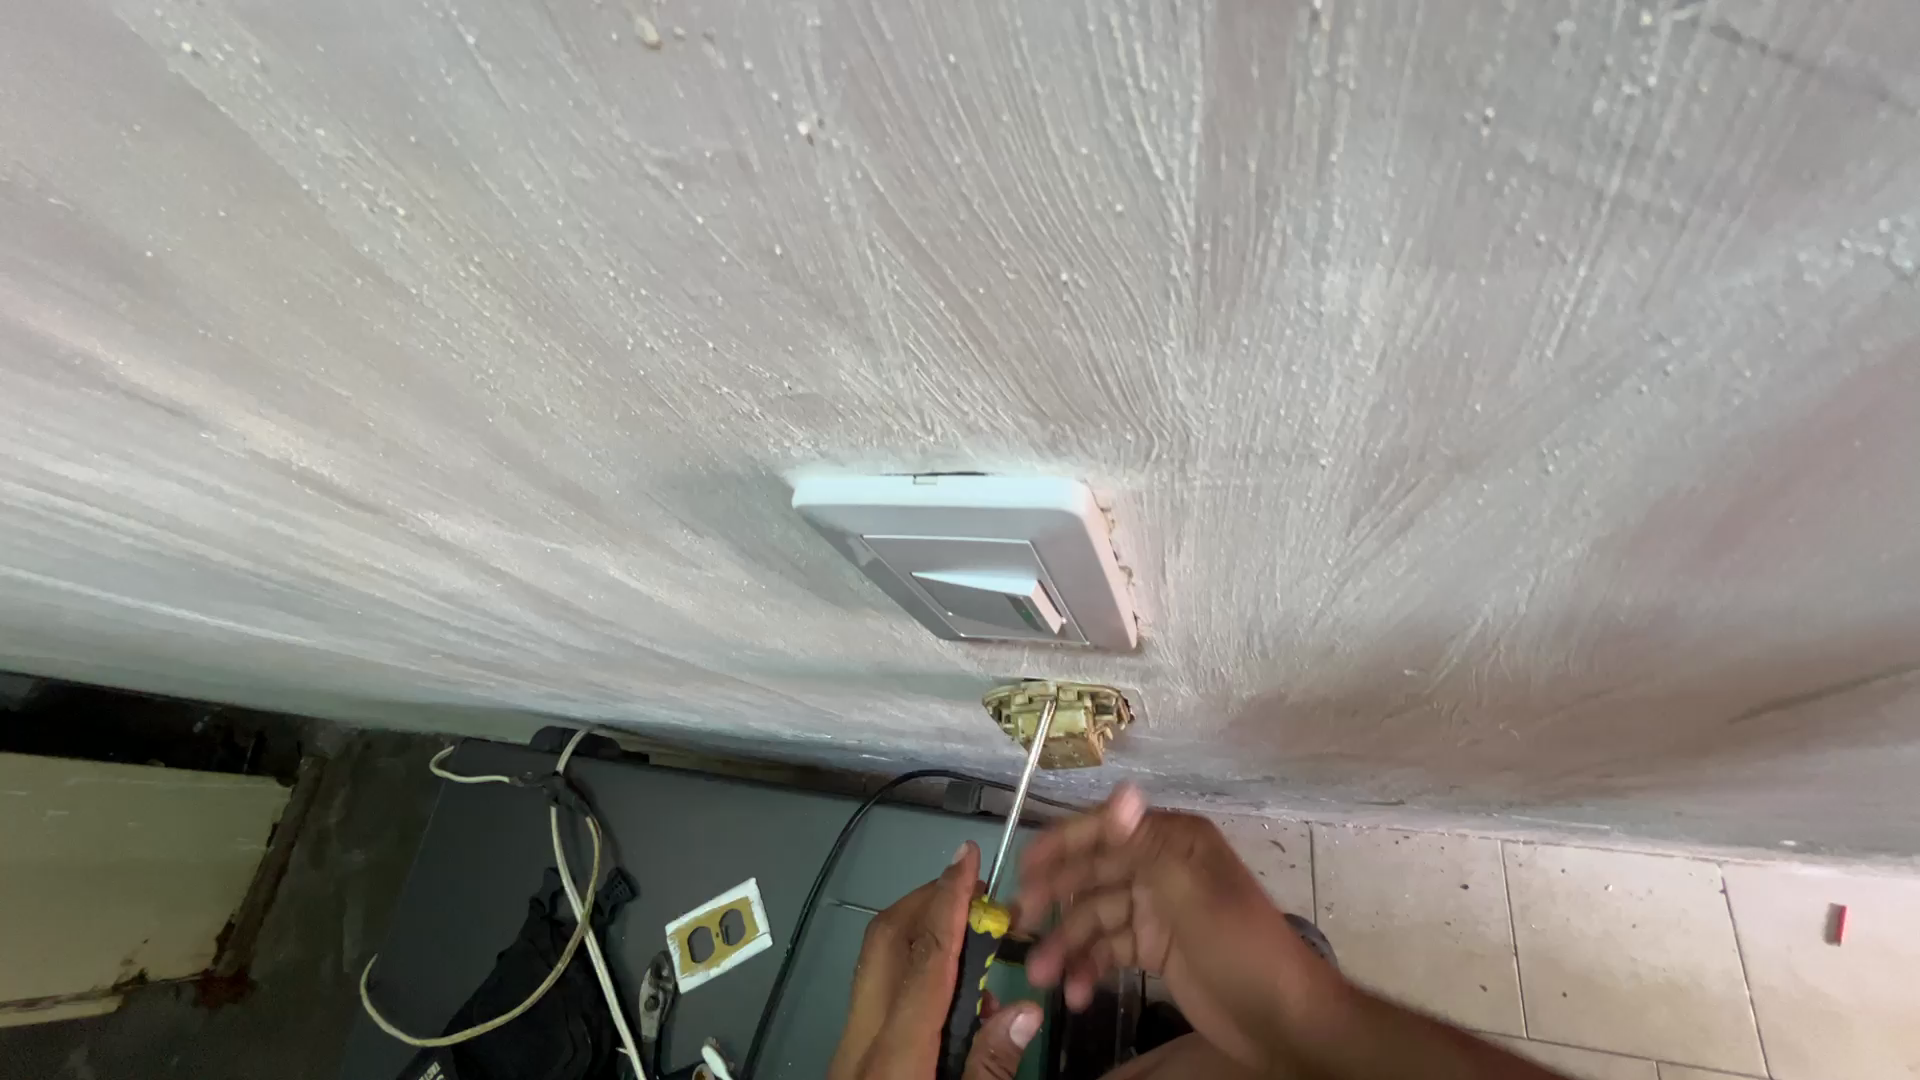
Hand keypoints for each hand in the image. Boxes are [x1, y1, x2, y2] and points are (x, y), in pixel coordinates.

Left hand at [828, 840, 1043, 1079]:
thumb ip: (990, 1065)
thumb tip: (1026, 1009)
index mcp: (894, 1054)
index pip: (927, 957)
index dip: (950, 900)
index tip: (967, 855)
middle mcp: (861, 1038)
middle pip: (886, 939)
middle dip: (929, 900)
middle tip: (975, 891)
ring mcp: (849, 1046)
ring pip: (877, 959)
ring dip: (924, 934)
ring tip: (976, 946)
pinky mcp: (850, 1058)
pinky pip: (877, 988)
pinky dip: (914, 969)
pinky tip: (954, 997)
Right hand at [1016, 786, 1334, 1069]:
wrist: (1286, 1023)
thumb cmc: (1238, 945)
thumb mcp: (1189, 890)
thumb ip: (1144, 842)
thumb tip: (1120, 788)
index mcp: (1171, 841)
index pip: (1106, 831)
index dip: (1063, 844)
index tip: (1026, 864)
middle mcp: (1158, 866)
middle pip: (1094, 875)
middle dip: (1057, 900)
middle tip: (1019, 923)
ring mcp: (1155, 909)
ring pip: (1096, 917)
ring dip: (1067, 944)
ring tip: (1041, 974)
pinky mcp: (1153, 948)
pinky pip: (1109, 950)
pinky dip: (1089, 968)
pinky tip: (1075, 992)